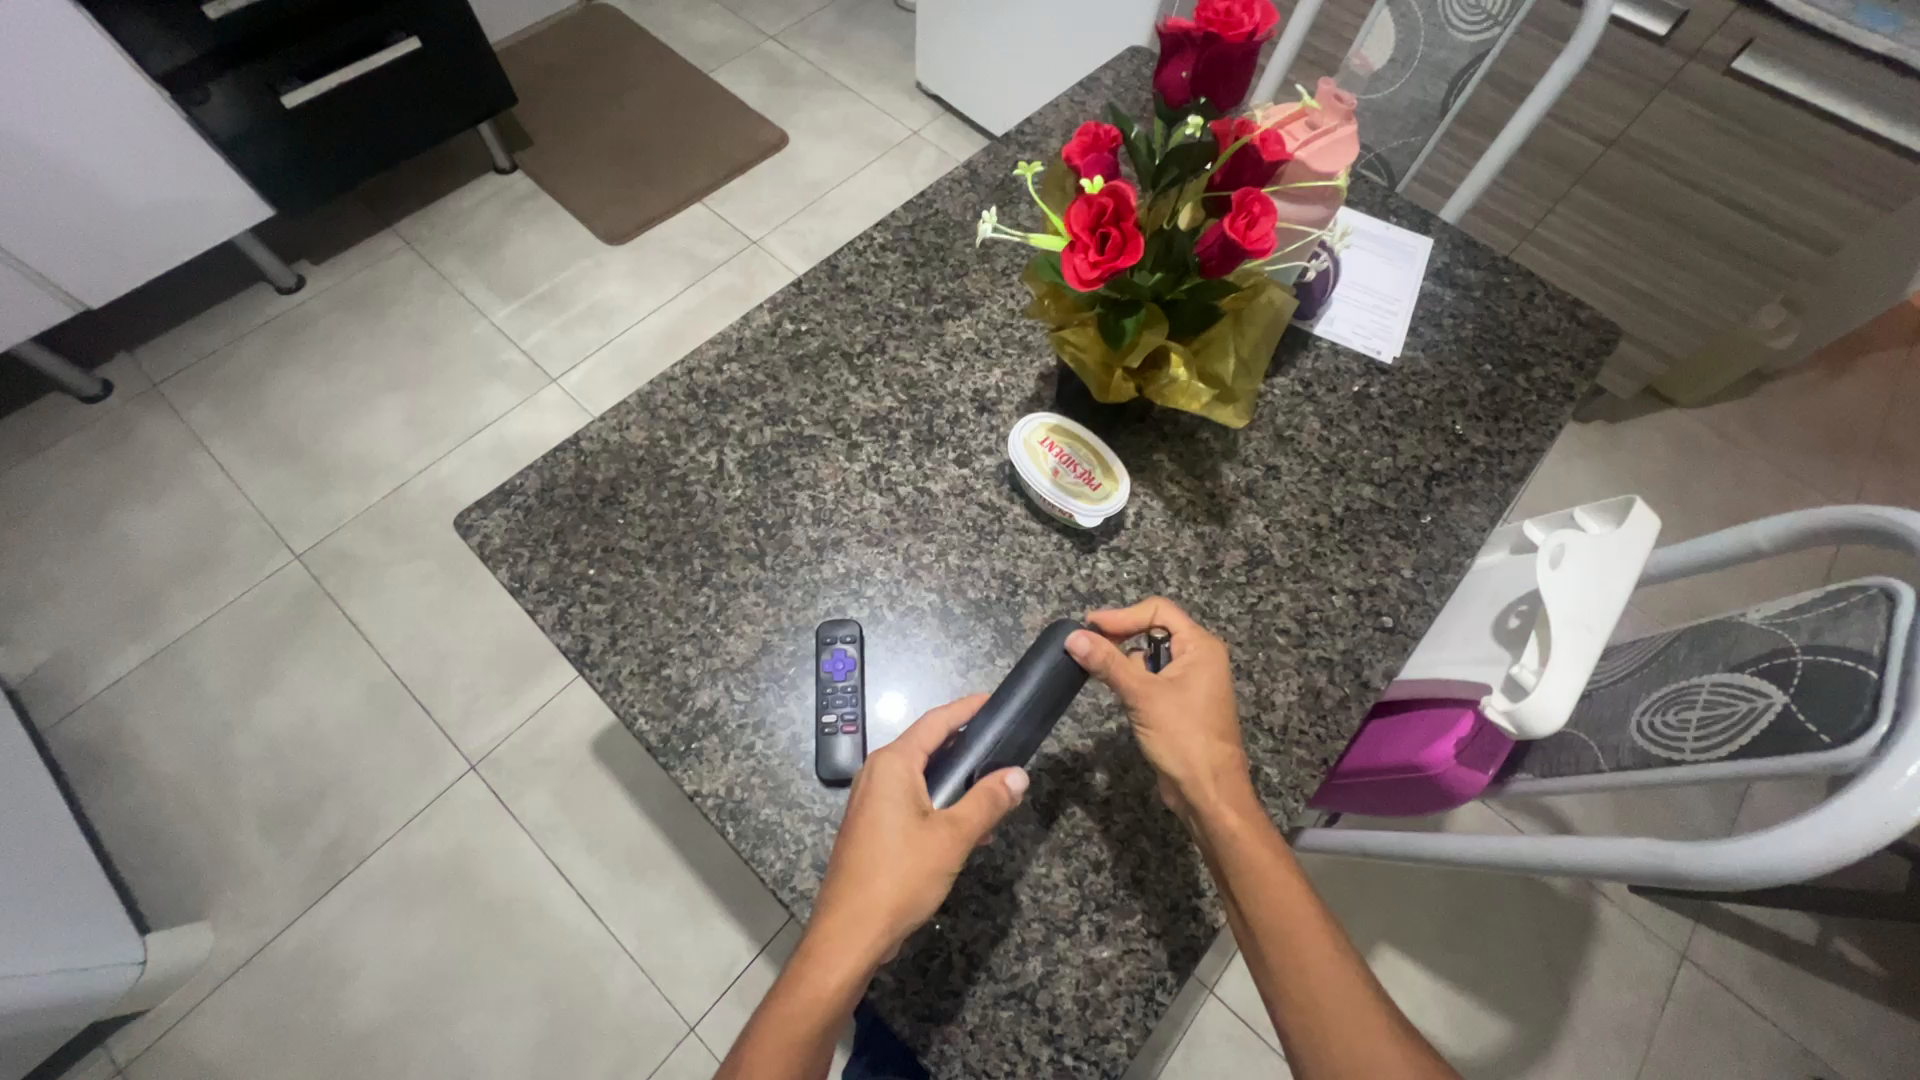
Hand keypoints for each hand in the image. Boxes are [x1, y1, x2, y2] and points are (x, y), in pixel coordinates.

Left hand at [809, 694, 1028, 966]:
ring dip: (955, 782)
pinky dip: (939, 804)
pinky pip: (911, 800)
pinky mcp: (872, 826)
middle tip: (1002, 747)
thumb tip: (1018, 775)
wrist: (849, 934)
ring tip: (993, 791)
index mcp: (892, 764)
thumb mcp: (952, 838)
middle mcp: (877, 773)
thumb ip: (987, 802)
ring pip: (920, 776)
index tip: (992, 701)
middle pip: (927, 746)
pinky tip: (967, 827)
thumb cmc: (899, 877)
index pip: (935, 722)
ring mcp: (871, 801)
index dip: (966, 709)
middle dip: (965, 747)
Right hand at [1066, 597, 1251, 819]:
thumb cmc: (1183, 738)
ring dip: (1126, 662)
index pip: (1158, 611)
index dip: (1122, 615)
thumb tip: (1074, 637)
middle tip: (1088, 647)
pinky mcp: (1180, 704)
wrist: (1208, 792)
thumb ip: (1108, 662)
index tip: (1089, 626)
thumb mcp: (1141, 695)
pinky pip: (1152, 680)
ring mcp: (1191, 682)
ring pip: (1150, 657)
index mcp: (1200, 647)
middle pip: (1153, 630)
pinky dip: (1133, 681)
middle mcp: (1199, 658)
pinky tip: (1118, 694)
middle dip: (1121, 637)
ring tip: (1100, 671)